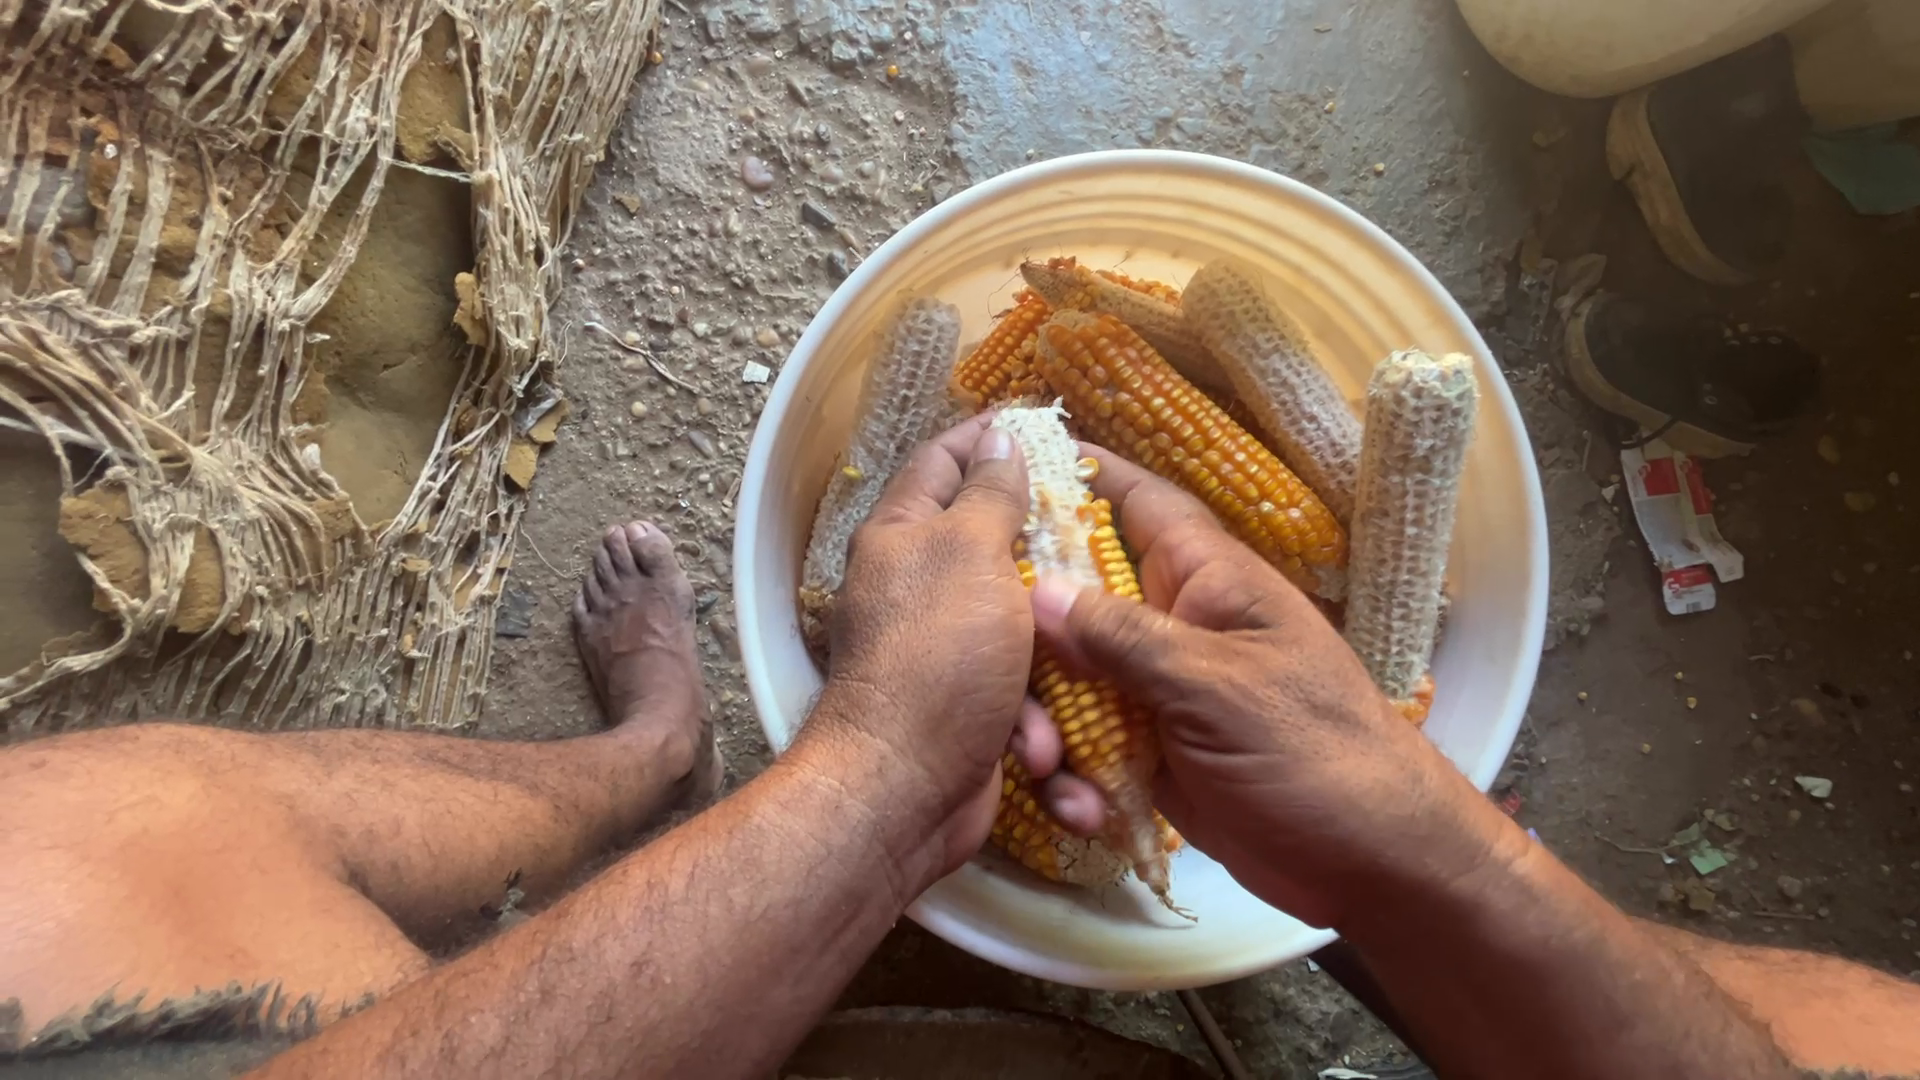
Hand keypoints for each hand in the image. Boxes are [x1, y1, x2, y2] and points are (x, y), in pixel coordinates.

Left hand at [790, 413, 1033, 890]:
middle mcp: (917, 582)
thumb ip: (989, 496)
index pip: (944, 459)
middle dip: (1042, 542)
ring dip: (1046, 644)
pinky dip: (1033, 706)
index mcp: (903, 535)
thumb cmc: (940, 654)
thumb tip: (999, 440)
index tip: (1041, 424)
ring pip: (1016, 615)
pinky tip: (1038, 735)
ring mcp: (944, 643)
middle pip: (989, 537)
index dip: (988, 437)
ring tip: (1068, 658)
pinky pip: (1019, 680)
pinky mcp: (971, 697)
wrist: (908, 787)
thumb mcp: (970, 556)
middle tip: (1094, 531)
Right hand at [1021, 449, 1511, 929]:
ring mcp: (1148, 682)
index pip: (1135, 500)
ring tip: (1043, 759)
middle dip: (1027, 622)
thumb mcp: (1219, 687)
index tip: (1010, 462)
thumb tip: (1037, 590)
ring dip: (1043, 711)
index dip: (1078, 472)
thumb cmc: (1314, 754)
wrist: (1368, 864)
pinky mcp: (1138, 739)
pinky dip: (1067, 763)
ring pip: (1065, 667)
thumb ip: (1125, 637)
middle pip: (1074, 588)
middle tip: (988, 654)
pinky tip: (1079, 803)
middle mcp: (1165, 619)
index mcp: (1201, 576)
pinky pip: (1078, 729)